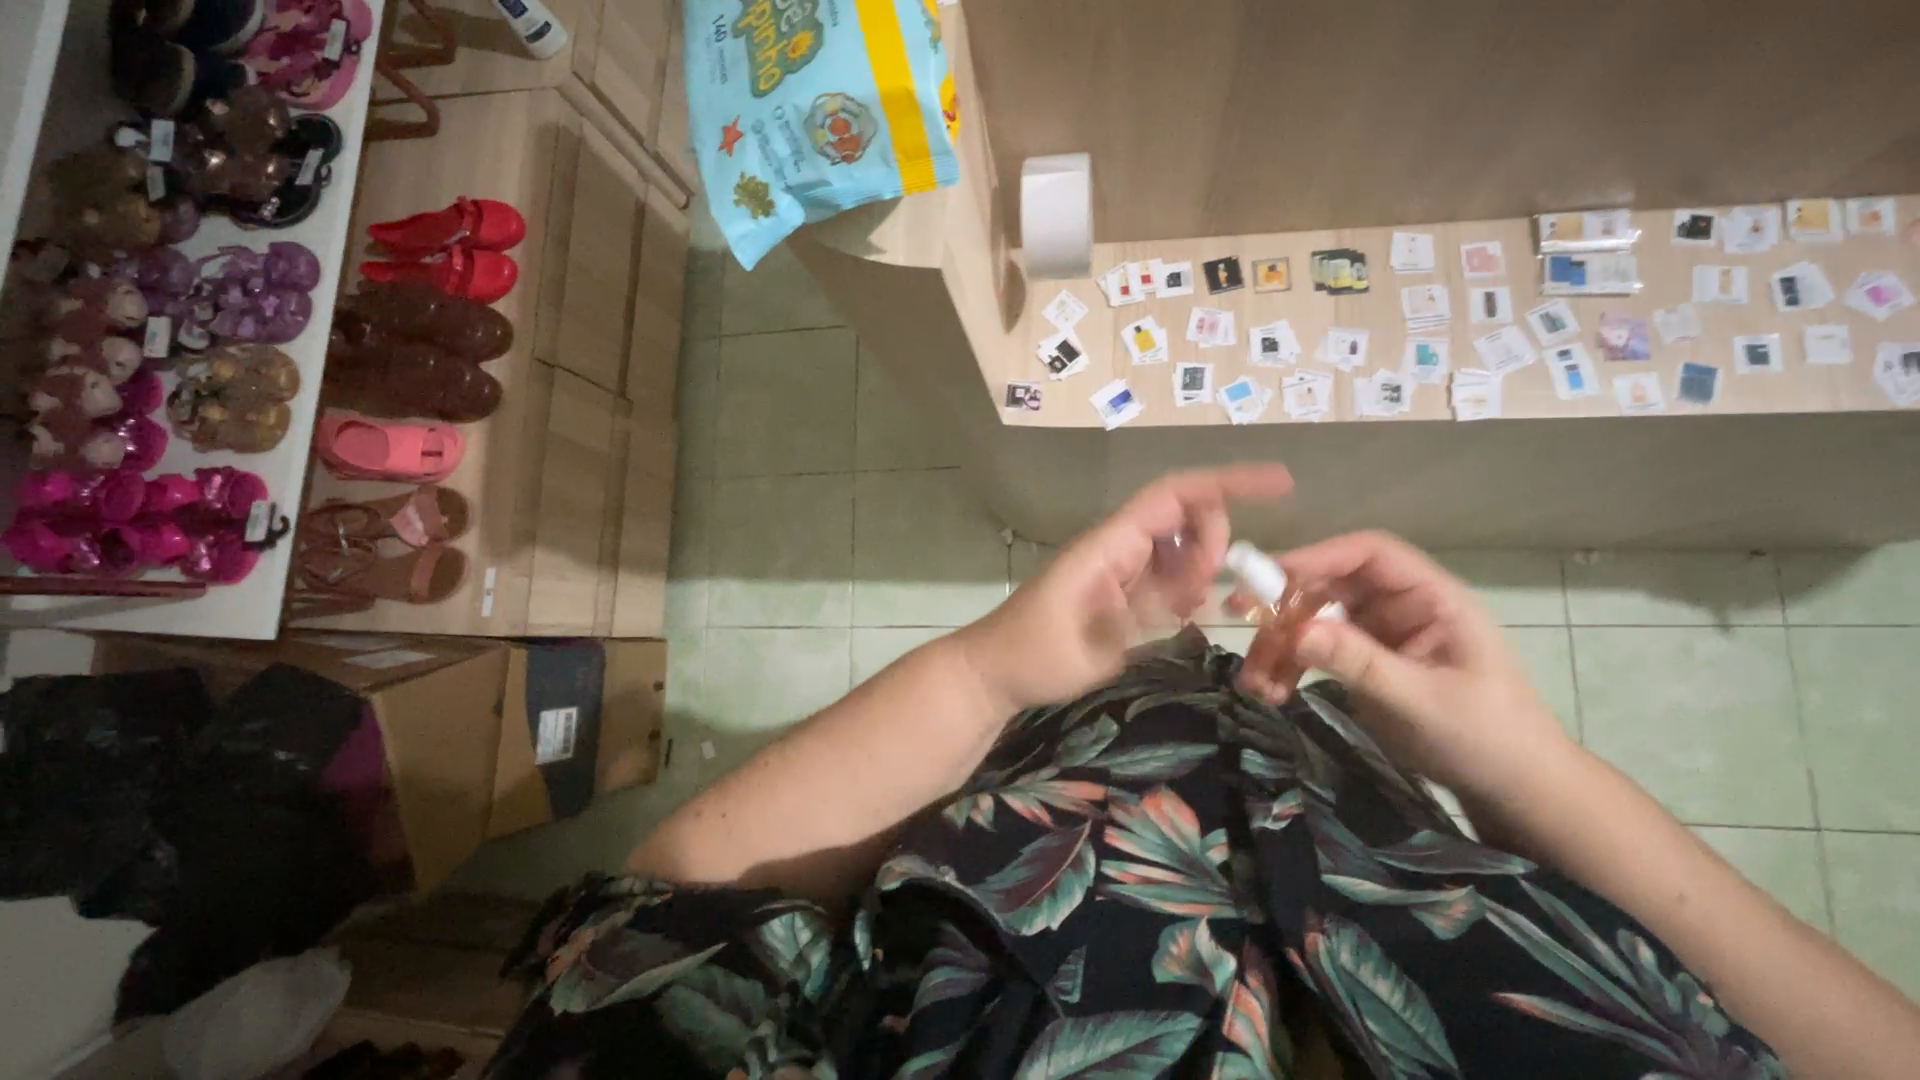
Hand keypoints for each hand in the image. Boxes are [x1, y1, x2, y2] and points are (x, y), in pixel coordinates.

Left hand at [954, 465, 1294, 713]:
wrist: (996, 671)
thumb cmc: (1035, 653)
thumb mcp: (1094, 640)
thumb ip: (1145, 611)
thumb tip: (1193, 588)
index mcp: (1110, 544)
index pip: (1174, 496)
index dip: (1226, 484)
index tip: (1279, 485)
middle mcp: (1119, 547)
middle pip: (1184, 517)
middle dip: (1212, 542)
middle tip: (1205, 593)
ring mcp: (1119, 568)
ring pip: (1178, 547)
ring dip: (1201, 567)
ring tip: (1193, 606)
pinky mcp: (1120, 591)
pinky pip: (1165, 575)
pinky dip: (1186, 586)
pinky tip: (1183, 613)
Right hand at [1248, 530, 1578, 800]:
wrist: (1513, 789)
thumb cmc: (1486, 737)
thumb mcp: (1423, 700)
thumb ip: (1361, 663)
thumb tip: (1296, 631)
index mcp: (1431, 598)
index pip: (1369, 555)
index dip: (1319, 557)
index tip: (1270, 576)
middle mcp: (1400, 607)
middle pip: (1329, 586)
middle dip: (1283, 605)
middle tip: (1238, 617)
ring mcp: (1380, 636)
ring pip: (1313, 621)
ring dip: (1279, 646)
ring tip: (1253, 682)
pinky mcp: (1364, 665)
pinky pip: (1315, 653)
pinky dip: (1288, 668)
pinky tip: (1271, 692)